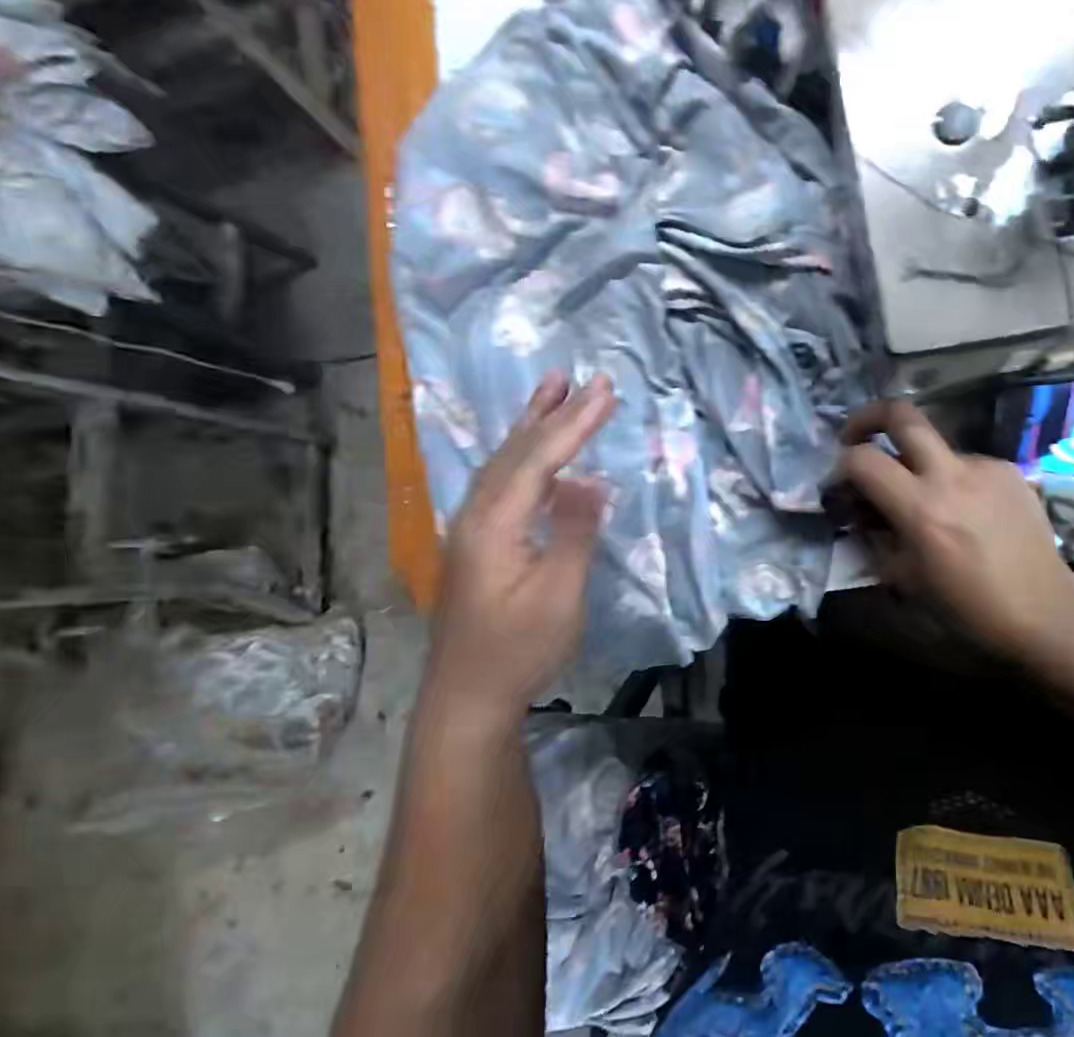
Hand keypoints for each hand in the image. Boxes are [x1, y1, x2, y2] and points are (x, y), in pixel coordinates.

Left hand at [426, 372, 615, 716]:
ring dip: (532, 426)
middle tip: (584, 379)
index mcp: (494, 523)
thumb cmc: (519, 648)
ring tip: (553, 391)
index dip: (574, 424)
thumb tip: (593, 479)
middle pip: (516, 451)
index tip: (606, 392)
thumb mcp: (559, 594)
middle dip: (554, 413)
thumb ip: (575, 532)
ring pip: (504, 463)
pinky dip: (526, 456)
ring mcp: (471, 528)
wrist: (467, 694)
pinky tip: (538, 454)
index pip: (539, 459)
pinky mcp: (477, 542)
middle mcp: (475, 514)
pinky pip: (503, 482)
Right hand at [838, 400, 1073, 653]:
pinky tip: (967, 513)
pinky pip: (968, 465)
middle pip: (903, 414)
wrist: (1043, 609)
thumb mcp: (907, 580)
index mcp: (922, 508)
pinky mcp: (1010, 471)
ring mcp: (986, 467)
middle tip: (859, 438)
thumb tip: (862, 514)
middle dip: (870, 417)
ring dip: (920, 465)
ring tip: (930, 505)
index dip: (841, 465)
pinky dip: (955, 481)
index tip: (840, 482)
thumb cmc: (968, 608)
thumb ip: (877, 539)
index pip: (863, 459)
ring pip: (938, 447)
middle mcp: (953, 475)